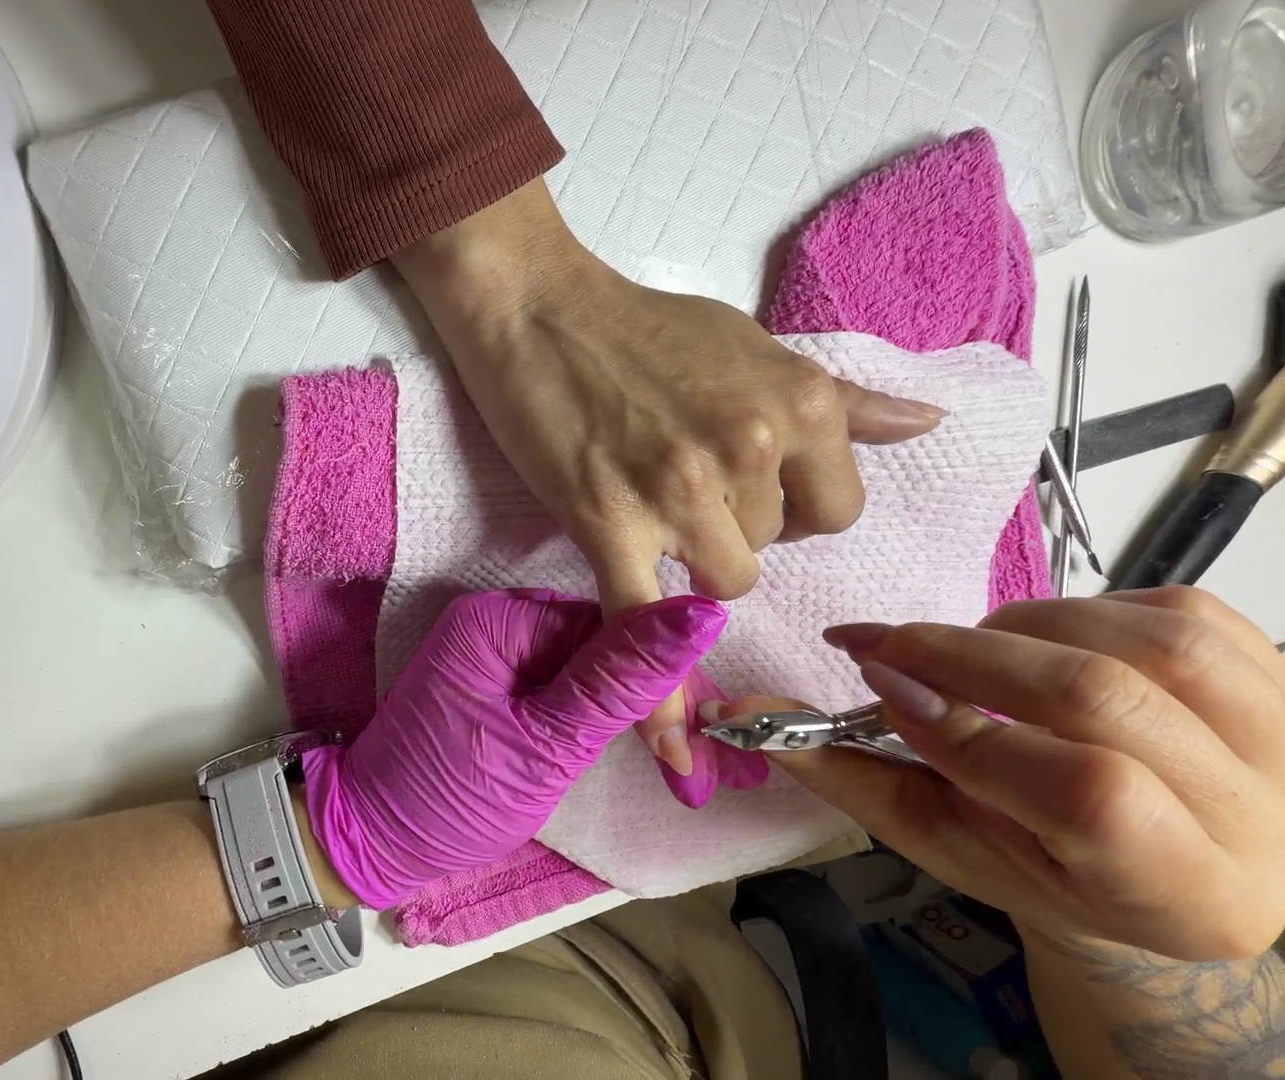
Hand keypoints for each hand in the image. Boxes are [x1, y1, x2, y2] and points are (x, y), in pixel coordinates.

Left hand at [304, 589, 725, 909]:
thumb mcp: (548, 744)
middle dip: (650, 698)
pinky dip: (590, 716)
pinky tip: (627, 744)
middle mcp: (492, 619)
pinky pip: (555, 682)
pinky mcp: (488, 679)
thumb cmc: (455, 797)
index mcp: (499, 619)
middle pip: (598, 642)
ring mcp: (488, 649)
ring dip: (627, 710)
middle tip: (698, 763)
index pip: (609, 623)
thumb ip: (621, 682)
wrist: (375, 836)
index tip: (707, 733)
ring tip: (681, 761)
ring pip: (583, 665)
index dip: (663, 677)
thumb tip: (702, 613)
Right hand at [393, 179, 943, 772]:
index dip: (790, 510)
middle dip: (733, 530)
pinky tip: (671, 747)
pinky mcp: (608, 525)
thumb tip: (930, 420)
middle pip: (772, 551)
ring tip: (645, 519)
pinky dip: (657, 686)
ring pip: (722, 585)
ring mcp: (677, 494)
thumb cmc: (640, 325)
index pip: (834, 511)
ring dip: (692, 565)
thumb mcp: (753, 344)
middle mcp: (749, 450)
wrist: (538, 313)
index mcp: (798, 404)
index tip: (740, 488)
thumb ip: (840, 396)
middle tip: (675, 486)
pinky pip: (643, 621)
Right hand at [727, 587, 1284, 961]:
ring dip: (1024, 628)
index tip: (875, 682)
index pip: (1086, 793)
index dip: (967, 726)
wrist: (1163, 864)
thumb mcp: (936, 838)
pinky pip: (1176, 607)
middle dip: (966, 655)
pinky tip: (1048, 643)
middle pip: (1107, 697)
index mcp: (1176, 890)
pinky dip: (1082, 610)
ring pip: (1148, 640)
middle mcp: (1271, 825)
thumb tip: (738, 716)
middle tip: (889, 647)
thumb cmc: (1037, 865)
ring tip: (975, 654)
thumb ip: (845, 775)